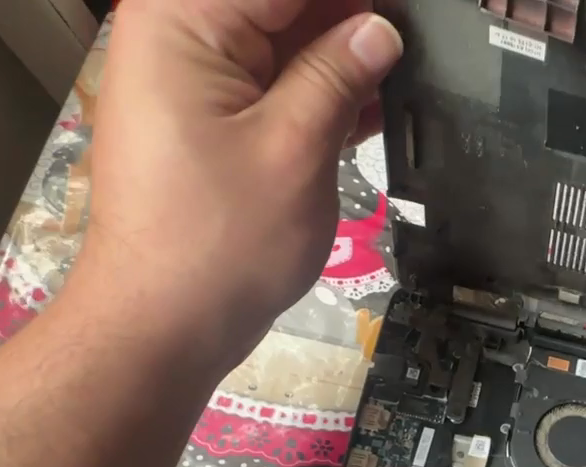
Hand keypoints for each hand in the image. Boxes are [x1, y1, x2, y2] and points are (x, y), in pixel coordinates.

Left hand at [73, 0, 401, 367]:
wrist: (170, 316)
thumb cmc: (226, 238)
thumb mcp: (294, 151)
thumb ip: (336, 80)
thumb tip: (381, 29)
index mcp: (184, 19)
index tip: (406, 12)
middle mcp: (182, 34)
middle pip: (280, 3)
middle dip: (348, 18)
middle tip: (415, 39)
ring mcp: (198, 80)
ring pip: (283, 41)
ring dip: (343, 55)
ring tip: (408, 70)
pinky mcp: (216, 121)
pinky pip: (277, 85)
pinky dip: (324, 92)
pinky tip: (377, 103)